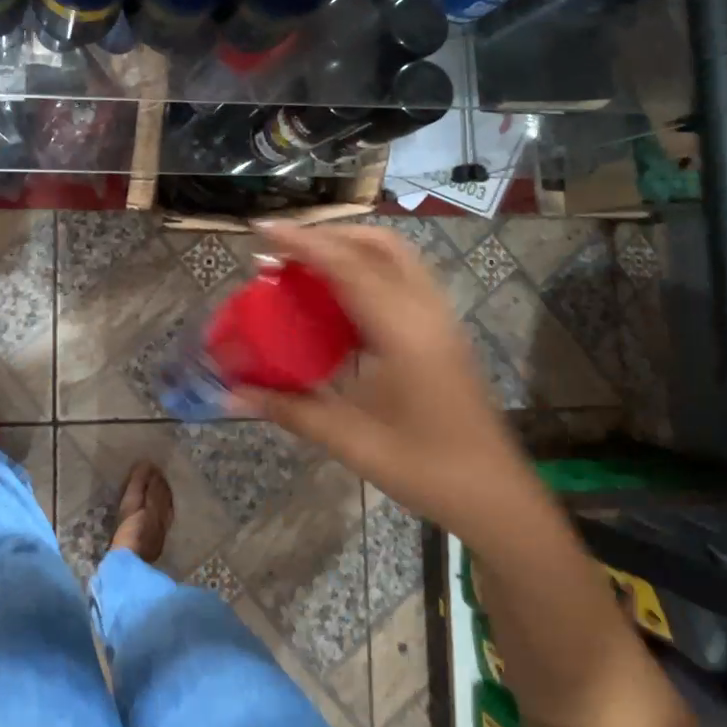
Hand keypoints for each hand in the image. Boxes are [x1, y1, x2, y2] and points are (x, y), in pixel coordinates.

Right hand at [231, 222, 524, 514]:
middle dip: (329, 236)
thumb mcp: (351, 442)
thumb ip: (290, 410)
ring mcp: (440, 320)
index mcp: (404, 332)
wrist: (495, 496)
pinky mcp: (443, 332)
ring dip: (349, 250)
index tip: (262, 230)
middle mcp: (427, 313)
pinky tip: (336, 301)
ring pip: (396, 258)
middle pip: (379, 245)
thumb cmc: (426, 469)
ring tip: (304, 266)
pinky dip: (366, 272)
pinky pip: (403, 280)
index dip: (304, 242)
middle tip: (283, 251)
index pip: (349, 266)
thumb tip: (230, 395)